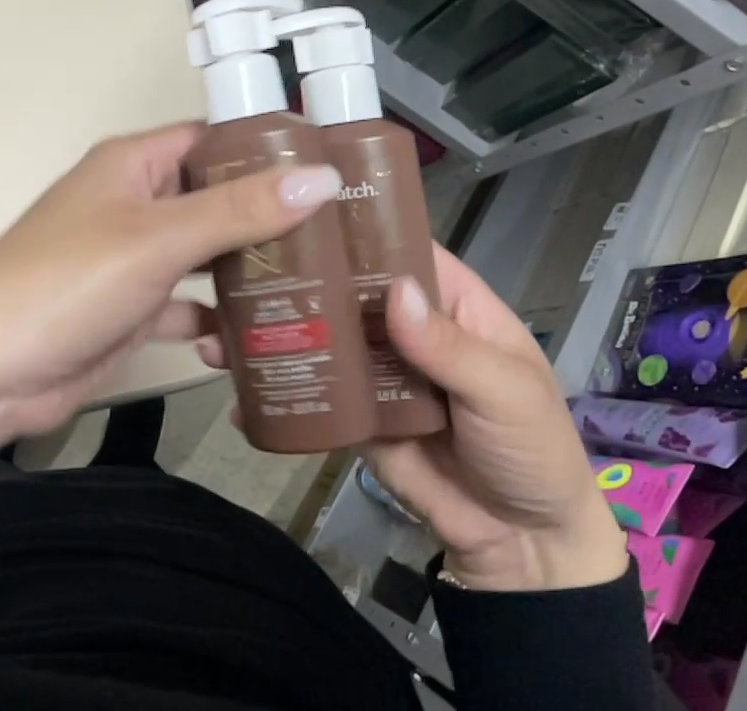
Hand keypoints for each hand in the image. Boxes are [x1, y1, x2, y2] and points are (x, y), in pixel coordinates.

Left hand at [0, 122, 341, 480]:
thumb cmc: (65, 284)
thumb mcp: (157, 240)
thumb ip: (239, 210)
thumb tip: (322, 177)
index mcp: (133, 165)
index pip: (213, 138)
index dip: (269, 148)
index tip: (334, 166)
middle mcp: (135, 203)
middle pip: (217, 199)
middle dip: (271, 218)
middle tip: (343, 237)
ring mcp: (132, 260)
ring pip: (207, 257)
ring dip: (249, 274)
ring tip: (318, 289)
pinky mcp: (131, 312)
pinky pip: (187, 308)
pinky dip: (214, 323)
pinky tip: (247, 344)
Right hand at [191, 244, 626, 591]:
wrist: (519, 543)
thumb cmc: (531, 448)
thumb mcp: (506, 391)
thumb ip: (451, 347)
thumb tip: (394, 291)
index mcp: (448, 302)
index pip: (398, 246)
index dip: (355, 225)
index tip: (297, 203)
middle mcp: (403, 325)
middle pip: (346, 287)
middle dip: (296, 275)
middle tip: (233, 261)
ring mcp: (374, 369)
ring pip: (321, 335)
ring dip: (275, 330)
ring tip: (216, 324)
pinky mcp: (352, 413)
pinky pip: (314, 392)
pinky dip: (278, 388)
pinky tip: (234, 387)